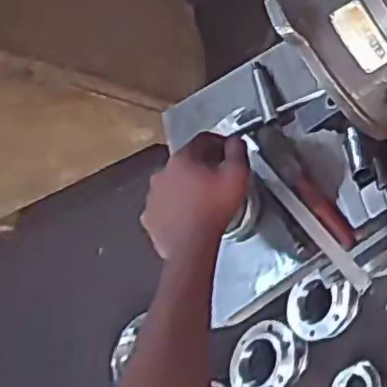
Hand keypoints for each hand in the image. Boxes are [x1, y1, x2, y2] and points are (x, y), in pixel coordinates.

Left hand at [141, 133, 250, 260]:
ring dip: (187, 184)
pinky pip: (165, 203)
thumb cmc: (215, 207)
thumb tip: (234, 141)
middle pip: (187, 160)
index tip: (230, 152)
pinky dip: (176, 204)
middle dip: (203, 164)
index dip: (220, 142)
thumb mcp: (237, 174)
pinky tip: (188, 213)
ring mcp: (152, 196)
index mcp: (183, 158)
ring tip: (204, 197)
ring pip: (174, 182)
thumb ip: (237, 150)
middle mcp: (162, 172)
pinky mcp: (149, 217)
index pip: (203, 139)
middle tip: (219, 176)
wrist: (191, 248)